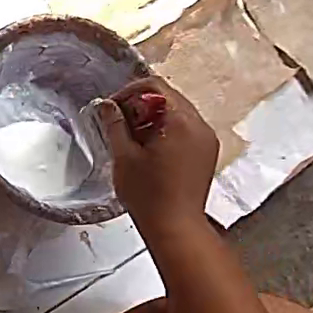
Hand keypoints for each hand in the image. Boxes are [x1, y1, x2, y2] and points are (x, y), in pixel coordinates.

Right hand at [95, 76, 217, 230]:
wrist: (175, 226)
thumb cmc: (149, 194)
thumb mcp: (123, 155)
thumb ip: (114, 124)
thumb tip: (106, 105)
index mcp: (181, 122)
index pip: (156, 87)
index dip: (129, 92)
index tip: (112, 107)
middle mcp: (199, 127)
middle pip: (168, 97)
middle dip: (140, 105)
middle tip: (118, 122)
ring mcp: (206, 140)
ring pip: (176, 113)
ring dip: (152, 117)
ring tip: (131, 138)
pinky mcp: (206, 153)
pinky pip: (185, 129)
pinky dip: (165, 130)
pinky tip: (148, 149)